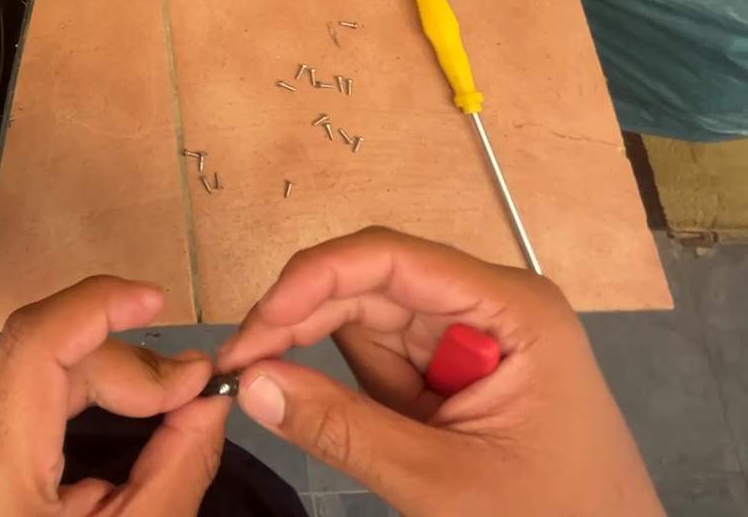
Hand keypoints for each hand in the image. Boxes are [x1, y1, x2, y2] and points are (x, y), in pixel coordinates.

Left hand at [0, 276, 230, 515]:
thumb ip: (176, 466)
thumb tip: (209, 396)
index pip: (39, 340)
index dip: (100, 304)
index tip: (155, 300)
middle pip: (50, 348)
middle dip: (128, 362)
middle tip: (190, 389)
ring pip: (41, 357)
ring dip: (107, 371)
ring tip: (159, 400)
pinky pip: (27, 377)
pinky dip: (79, 383)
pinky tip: (117, 406)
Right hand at [218, 227, 661, 516]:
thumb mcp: (448, 487)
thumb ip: (343, 429)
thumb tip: (248, 382)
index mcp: (508, 308)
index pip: (391, 259)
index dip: (314, 277)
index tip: (259, 323)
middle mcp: (480, 304)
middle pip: (364, 283)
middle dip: (298, 317)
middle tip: (239, 362)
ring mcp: (460, 333)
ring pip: (355, 314)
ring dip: (305, 344)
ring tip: (260, 378)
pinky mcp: (441, 367)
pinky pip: (367, 351)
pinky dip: (327, 373)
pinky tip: (303, 392)